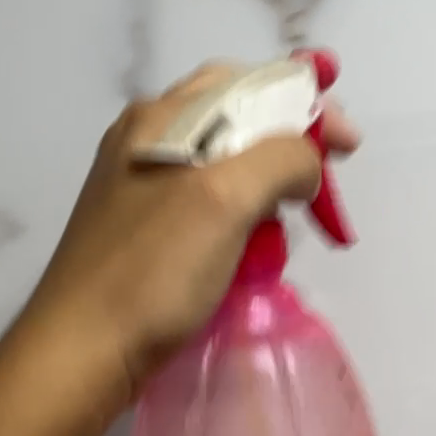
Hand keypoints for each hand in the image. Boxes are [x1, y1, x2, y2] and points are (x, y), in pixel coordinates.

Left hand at [8, 57, 361, 421]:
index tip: (351, 145)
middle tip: (327, 182)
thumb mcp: (224, 199)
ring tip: (296, 215)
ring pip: (227, 165)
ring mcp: (144, 186)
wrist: (84, 349)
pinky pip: (211, 204)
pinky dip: (245, 214)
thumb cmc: (154, 271)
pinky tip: (255, 243)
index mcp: (164, 119)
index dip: (307, 105)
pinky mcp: (147, 229)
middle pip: (239, 121)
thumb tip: (308, 166)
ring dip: (270, 182)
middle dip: (292, 144)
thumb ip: (280, 160)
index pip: (250, 86)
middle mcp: (150, 141)